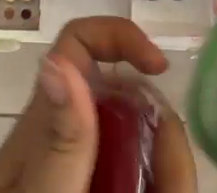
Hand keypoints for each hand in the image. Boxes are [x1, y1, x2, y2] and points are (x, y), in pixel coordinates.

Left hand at [0, 17, 197, 192]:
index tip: (159, 68)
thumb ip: (59, 139)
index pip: (79, 45)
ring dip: (169, 170)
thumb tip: (58, 62)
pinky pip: (148, 182)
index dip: (119, 37)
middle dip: (164, 133)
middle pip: (130, 103)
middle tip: (168, 176)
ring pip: (146, 148)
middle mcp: (70, 138)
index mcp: (47, 121)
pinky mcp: (101, 188)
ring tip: (163, 188)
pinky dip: (164, 185)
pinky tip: (162, 189)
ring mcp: (87, 172)